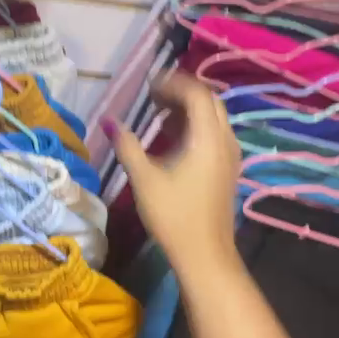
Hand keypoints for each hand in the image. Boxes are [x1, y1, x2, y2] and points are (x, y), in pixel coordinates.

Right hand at [110, 73, 243, 275]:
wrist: (204, 253)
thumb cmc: (173, 215)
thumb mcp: (144, 179)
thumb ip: (127, 146)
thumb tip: (108, 121)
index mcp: (207, 138)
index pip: (196, 94)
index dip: (172, 84)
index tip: (147, 86)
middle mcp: (225, 140)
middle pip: (209, 101)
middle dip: (181, 92)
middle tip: (152, 96)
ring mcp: (229, 155)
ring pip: (214, 117)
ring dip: (188, 109)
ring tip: (158, 114)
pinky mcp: (226, 168)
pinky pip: (214, 133)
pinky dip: (194, 125)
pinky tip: (172, 138)